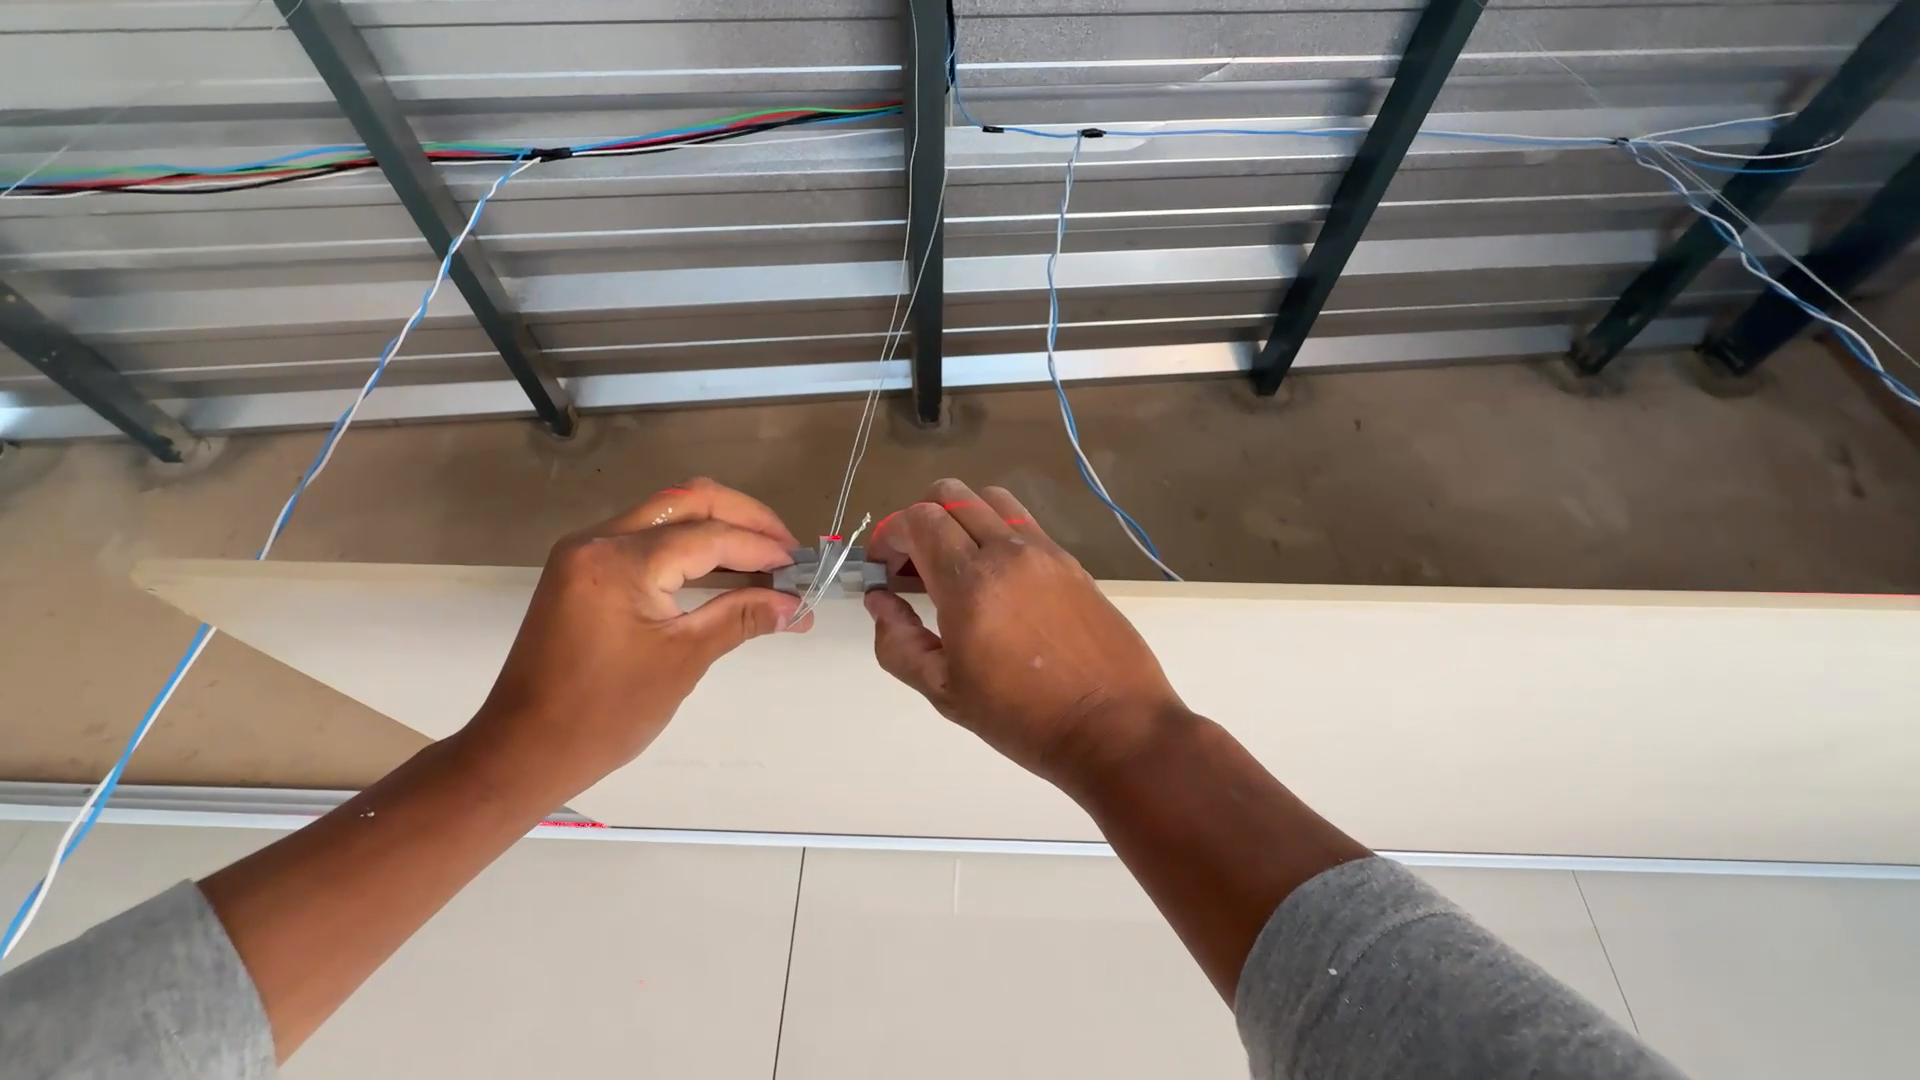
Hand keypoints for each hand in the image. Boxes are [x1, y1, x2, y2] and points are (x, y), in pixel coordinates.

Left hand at [464, 478, 809, 800]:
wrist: (523, 749)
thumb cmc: (605, 713)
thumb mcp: (683, 661)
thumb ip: (742, 618)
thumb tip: (795, 606)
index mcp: (619, 561)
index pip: (708, 536)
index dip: (760, 549)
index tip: (799, 569)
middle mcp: (599, 540)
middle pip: (688, 501)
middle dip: (745, 519)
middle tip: (785, 550)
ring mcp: (586, 551)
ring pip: (667, 513)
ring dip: (719, 529)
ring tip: (764, 560)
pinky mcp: (583, 569)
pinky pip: (647, 537)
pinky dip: (690, 546)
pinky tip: (723, 571)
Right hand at [864, 478, 1188, 786]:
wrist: (1114, 726)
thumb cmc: (1021, 718)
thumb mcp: (944, 692)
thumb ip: (898, 642)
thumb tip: (879, 601)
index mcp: (970, 583)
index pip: (920, 520)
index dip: (891, 534)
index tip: (884, 565)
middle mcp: (1007, 552)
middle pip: (951, 494)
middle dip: (920, 518)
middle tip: (914, 563)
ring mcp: (1045, 551)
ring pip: (991, 498)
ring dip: (961, 515)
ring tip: (956, 562)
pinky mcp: (1072, 562)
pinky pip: (1024, 523)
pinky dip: (997, 530)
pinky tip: (997, 578)